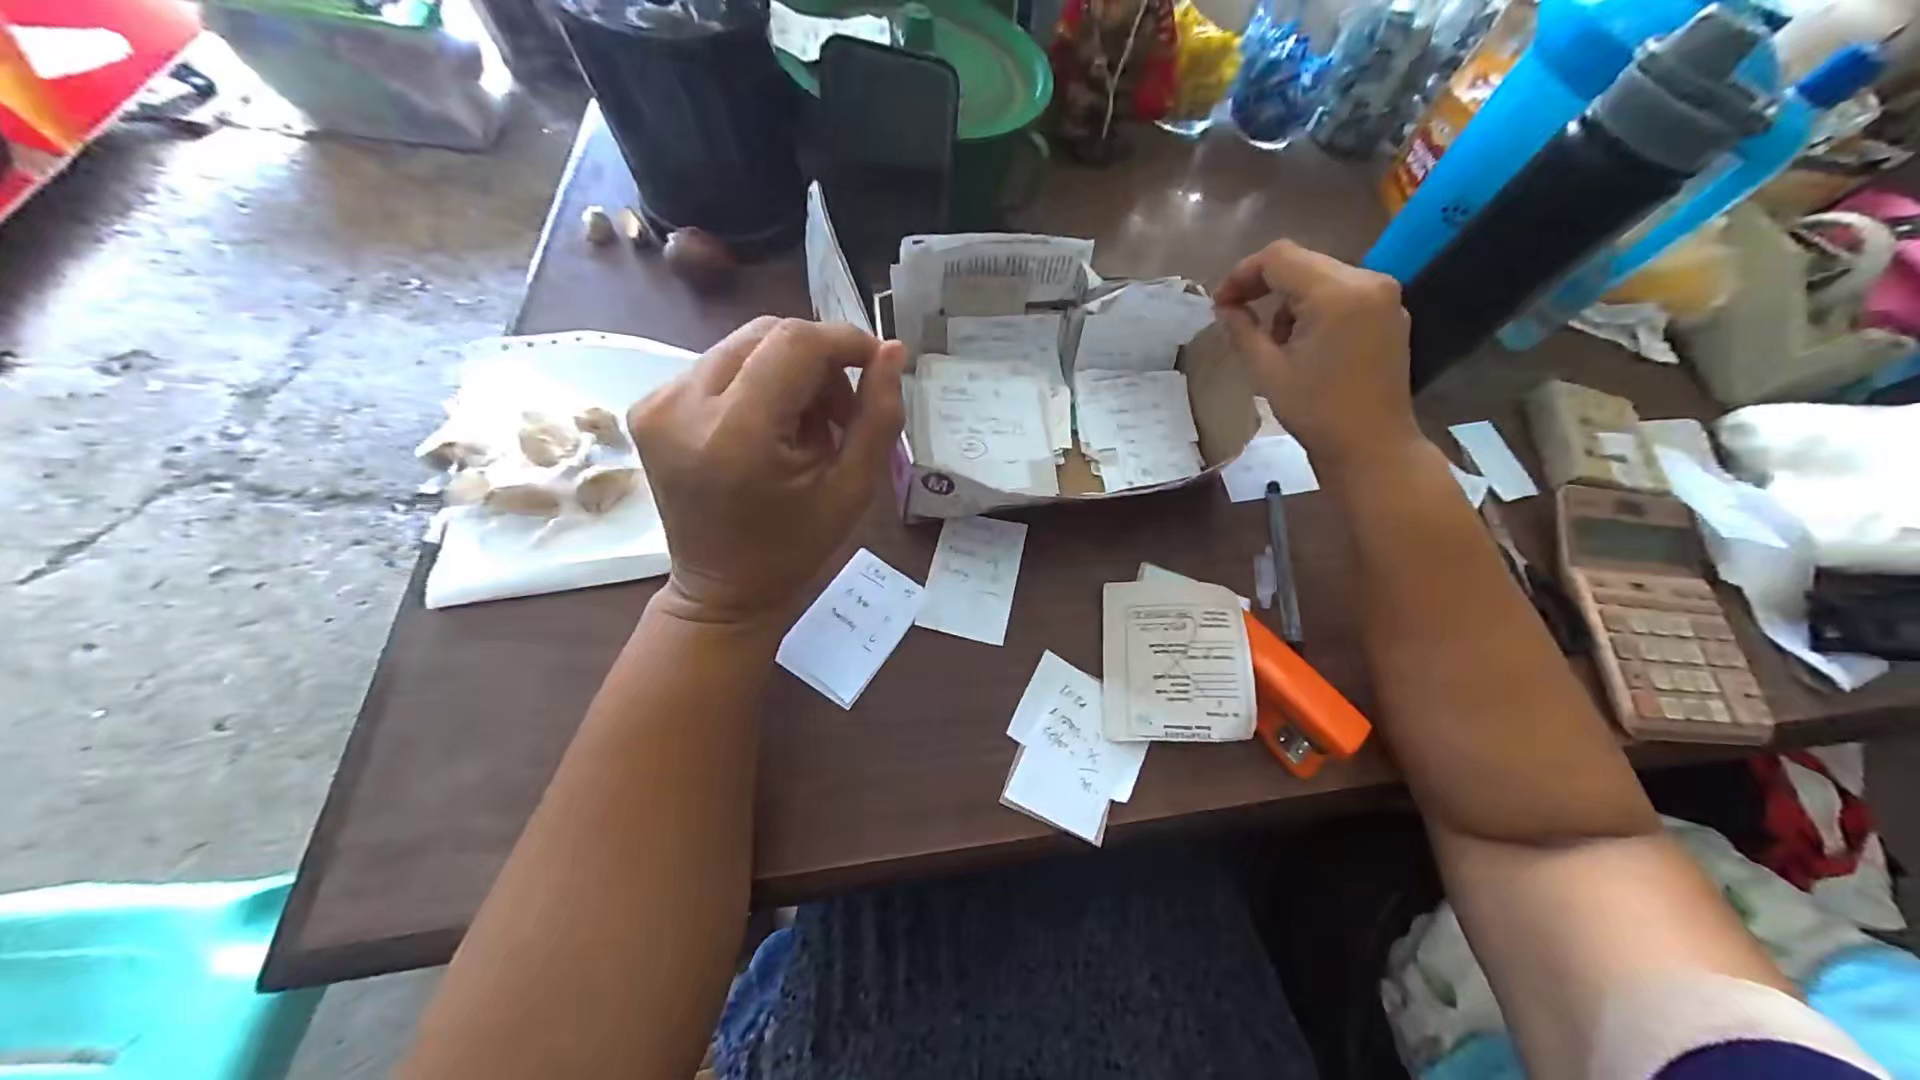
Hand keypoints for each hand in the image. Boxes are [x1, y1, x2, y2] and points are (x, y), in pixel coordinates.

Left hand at [629, 317, 905, 629]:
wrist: (721, 589)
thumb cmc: (794, 549)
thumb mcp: (853, 489)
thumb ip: (877, 416)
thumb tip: (892, 350)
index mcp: (736, 435)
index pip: (794, 344)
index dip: (844, 341)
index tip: (876, 364)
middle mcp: (683, 406)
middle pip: (768, 334)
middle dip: (818, 360)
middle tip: (840, 412)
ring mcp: (657, 403)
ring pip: (744, 345)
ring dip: (788, 371)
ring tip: (804, 427)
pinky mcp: (648, 406)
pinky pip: (719, 365)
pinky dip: (757, 382)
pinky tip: (769, 428)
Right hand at [1213, 240, 1421, 468]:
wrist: (1372, 446)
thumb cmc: (1316, 412)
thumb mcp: (1267, 371)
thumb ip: (1242, 329)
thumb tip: (1225, 307)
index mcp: (1337, 293)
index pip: (1279, 257)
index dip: (1241, 274)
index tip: (1219, 304)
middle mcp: (1368, 281)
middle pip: (1302, 262)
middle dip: (1264, 285)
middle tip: (1235, 315)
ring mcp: (1384, 296)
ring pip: (1321, 276)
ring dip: (1289, 299)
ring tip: (1274, 340)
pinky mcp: (1390, 313)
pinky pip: (1342, 293)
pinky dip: (1314, 307)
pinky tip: (1302, 342)